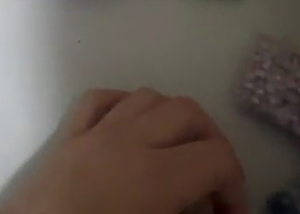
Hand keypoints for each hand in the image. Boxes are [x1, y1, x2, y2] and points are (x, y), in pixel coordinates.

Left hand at [0, 88, 247, 213]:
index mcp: (152, 176)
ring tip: (179, 158)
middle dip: (211, 142)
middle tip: (215, 187)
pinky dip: (124, 107)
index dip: (236, 185)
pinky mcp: (64, 139)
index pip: (215, 157)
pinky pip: (100, 100)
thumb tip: (208, 210)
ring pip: (147, 97)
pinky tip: (132, 130)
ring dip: (172, 121)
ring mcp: (91, 133)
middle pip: (187, 112)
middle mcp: (125, 140)